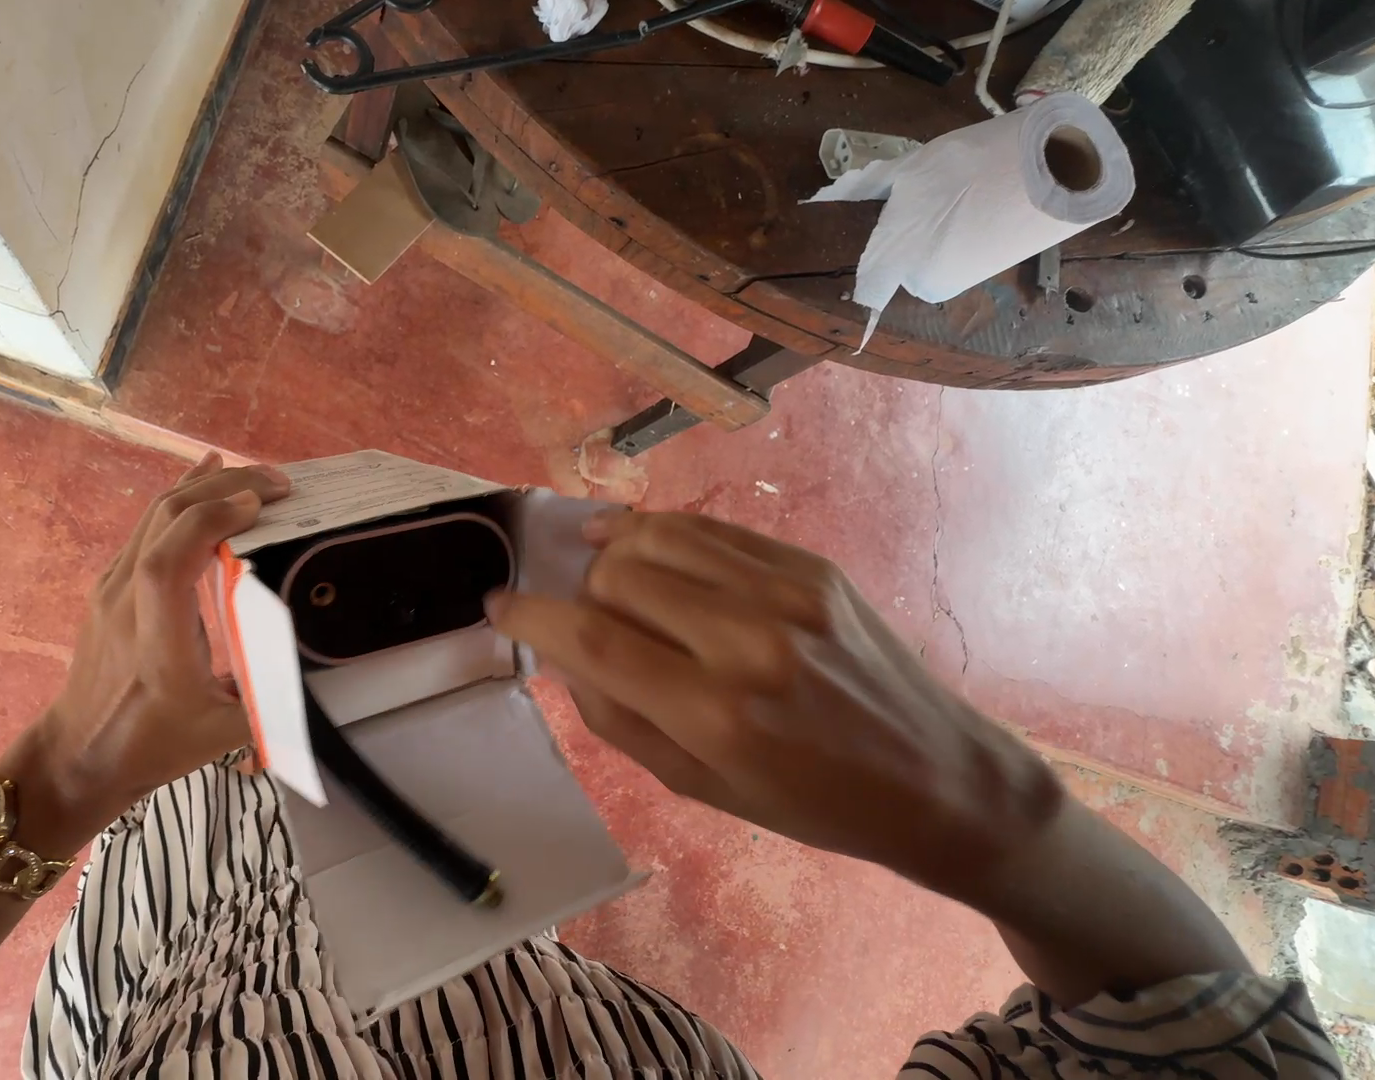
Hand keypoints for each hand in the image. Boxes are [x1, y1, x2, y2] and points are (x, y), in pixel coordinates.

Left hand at [0, 454, 290, 855]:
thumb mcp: (224, 736)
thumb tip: (323, 666)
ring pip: (155, 513)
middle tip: (280, 484)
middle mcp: (127, 601)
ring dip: (208, 486)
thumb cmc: (153, 746)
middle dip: (226, 487)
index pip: (170, 559)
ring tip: (258, 479)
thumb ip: (273, 700)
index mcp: (157, 640)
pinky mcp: (110, 583)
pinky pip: (147, 524)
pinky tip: (207, 473)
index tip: (260, 506)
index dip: (212, 520)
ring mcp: (112, 587)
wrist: (78, 754)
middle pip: (166, 518)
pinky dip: (184, 495)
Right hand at [488, 510, 1064, 900]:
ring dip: (614, 556)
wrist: (937, 779)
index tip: (499, 606)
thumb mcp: (696, 785)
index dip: (530, 615)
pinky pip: (706, 528)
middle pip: (616, 576)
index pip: (591, 638)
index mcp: (715, 711)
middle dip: (581, 594)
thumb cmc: (807, 802)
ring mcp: (785, 590)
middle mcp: (746, 637)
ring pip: (656, 538)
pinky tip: (638, 541)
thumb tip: (564, 652)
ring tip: (606, 576)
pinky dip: (658, 531)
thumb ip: (616, 714)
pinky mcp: (809, 564)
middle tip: (587, 620)